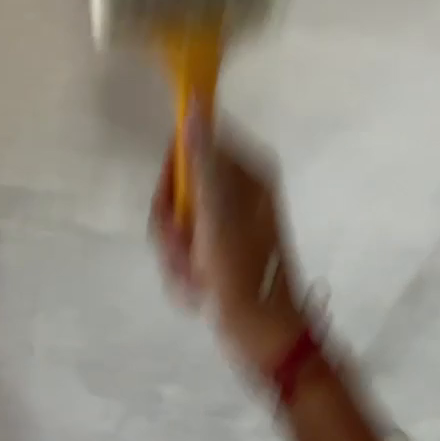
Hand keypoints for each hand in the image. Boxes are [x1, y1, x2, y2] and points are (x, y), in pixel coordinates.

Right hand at [150, 120, 309, 367]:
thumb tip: (195, 101)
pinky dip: (184, 266)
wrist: (266, 339)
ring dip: (176, 251)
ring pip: (177, 218)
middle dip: (173, 225)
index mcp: (246, 171)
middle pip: (178, 185)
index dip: (173, 177)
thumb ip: (200, 159)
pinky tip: (197, 287)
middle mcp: (238, 188)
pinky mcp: (220, 246)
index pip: (189, 145)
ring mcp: (228, 218)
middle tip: (184, 250)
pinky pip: (184, 243)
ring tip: (193, 276)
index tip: (173, 208)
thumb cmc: (244, 274)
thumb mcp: (216, 215)